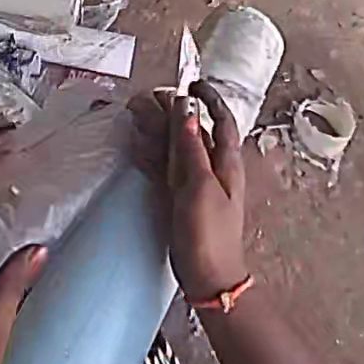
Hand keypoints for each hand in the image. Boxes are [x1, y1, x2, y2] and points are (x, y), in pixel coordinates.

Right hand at [133, 81, 248, 300]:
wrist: (208, 279)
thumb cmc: (210, 233)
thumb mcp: (201, 186)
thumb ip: (192, 147)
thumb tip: (187, 108)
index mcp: (226, 163)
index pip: (222, 121)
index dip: (210, 99)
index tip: (192, 83)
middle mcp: (212, 169)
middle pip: (195, 131)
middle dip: (175, 113)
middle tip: (150, 98)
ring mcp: (195, 184)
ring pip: (177, 148)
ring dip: (159, 131)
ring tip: (138, 117)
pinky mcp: (180, 198)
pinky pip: (165, 168)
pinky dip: (152, 155)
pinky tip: (137, 147)